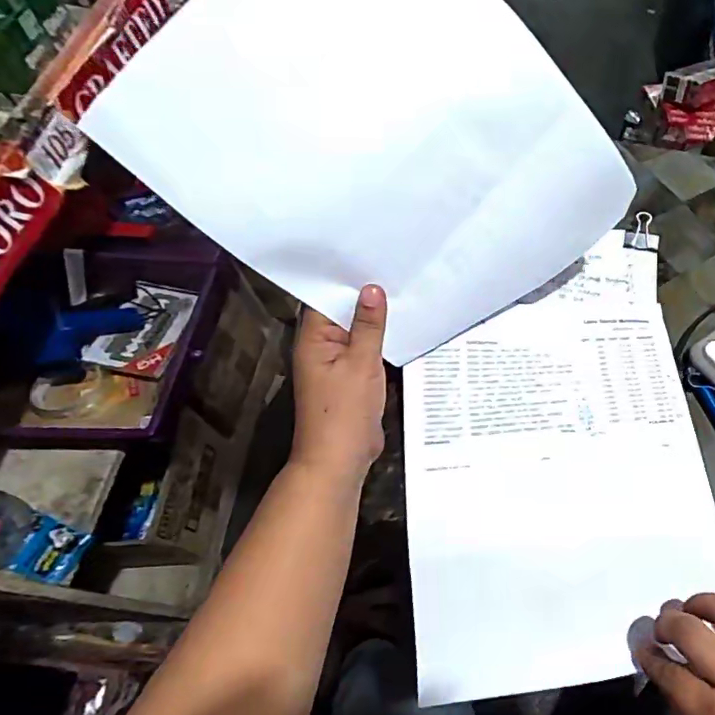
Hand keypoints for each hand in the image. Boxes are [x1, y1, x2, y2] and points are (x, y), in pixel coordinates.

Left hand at [290, 286, 387, 483]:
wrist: (340, 458)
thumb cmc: (344, 411)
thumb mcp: (361, 363)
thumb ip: (368, 326)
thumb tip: (371, 289)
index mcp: (313, 339)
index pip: (326, 299)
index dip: (346, 279)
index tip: (370, 257)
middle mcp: (321, 347)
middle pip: (342, 314)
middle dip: (365, 297)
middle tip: (394, 269)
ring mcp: (336, 364)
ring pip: (356, 333)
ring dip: (374, 320)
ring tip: (401, 292)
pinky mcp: (351, 378)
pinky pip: (364, 351)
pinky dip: (379, 341)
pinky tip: (399, 329)